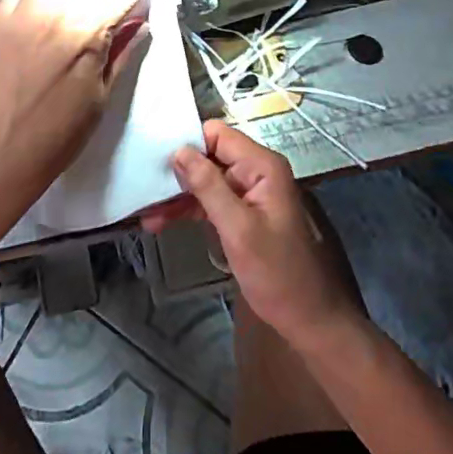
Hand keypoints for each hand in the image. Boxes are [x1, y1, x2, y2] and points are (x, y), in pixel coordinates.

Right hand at [165, 120, 359, 344]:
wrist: (308, 318)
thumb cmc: (277, 272)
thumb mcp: (238, 228)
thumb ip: (209, 186)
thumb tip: (179, 150)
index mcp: (262, 166)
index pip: (217, 135)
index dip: (187, 143)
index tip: (155, 159)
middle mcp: (256, 171)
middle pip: (208, 156)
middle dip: (177, 173)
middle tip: (144, 191)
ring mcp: (249, 192)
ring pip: (205, 179)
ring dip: (178, 195)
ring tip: (147, 214)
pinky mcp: (242, 213)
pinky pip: (210, 200)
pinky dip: (188, 209)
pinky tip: (162, 222)